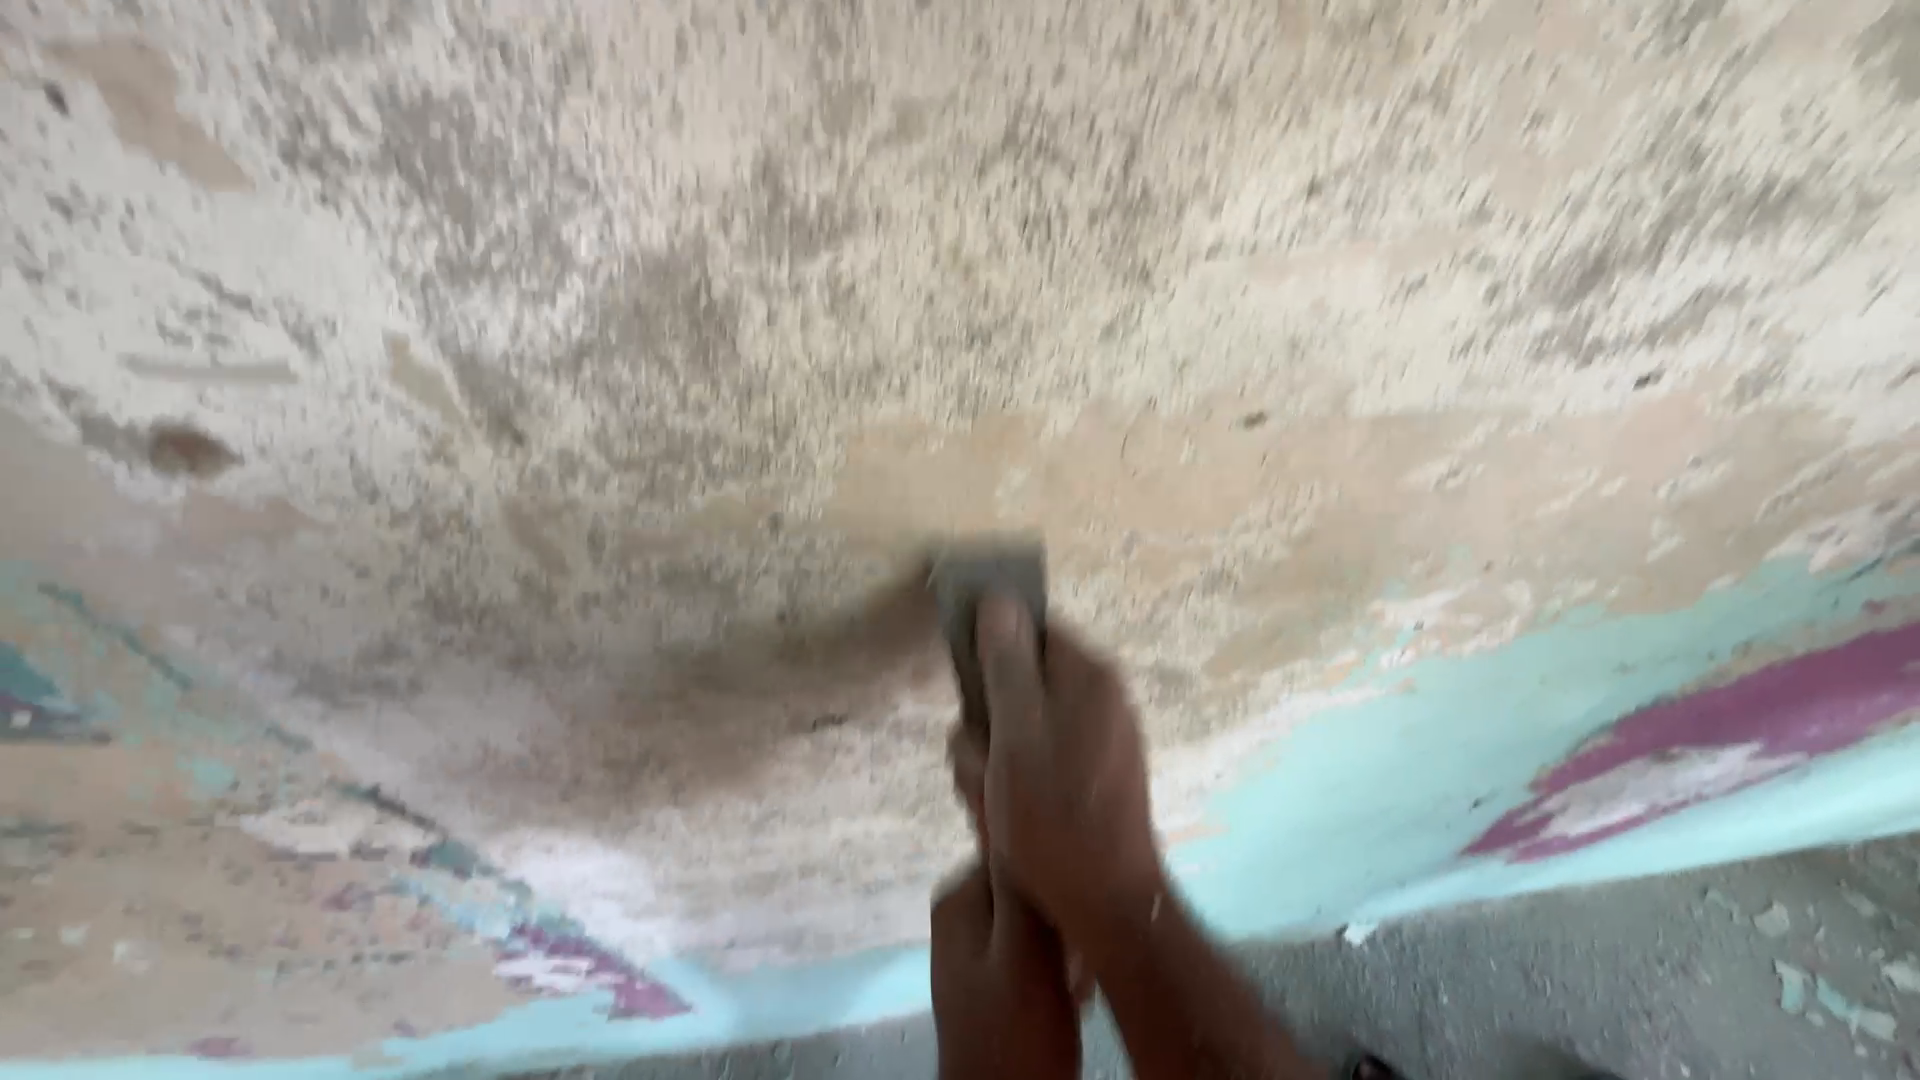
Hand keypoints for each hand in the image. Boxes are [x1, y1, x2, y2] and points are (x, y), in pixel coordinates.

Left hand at [930, 862, 1080, 1079]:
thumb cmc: (1015, 1035)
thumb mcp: (1024, 952)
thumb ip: (1021, 886)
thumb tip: (1021, 812)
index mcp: (959, 894)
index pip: (1018, 848)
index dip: (1058, 873)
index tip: (1084, 905)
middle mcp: (962, 909)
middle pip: (1029, 882)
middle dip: (1064, 913)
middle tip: (1082, 953)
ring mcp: (977, 943)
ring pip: (1039, 916)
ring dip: (1067, 944)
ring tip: (1080, 978)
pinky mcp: (996, 974)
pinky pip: (1037, 947)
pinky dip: (1060, 966)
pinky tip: (1075, 994)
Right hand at [949, 593, 1164, 943]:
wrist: (1105, 902)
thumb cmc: (1053, 814)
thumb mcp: (1015, 731)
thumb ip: (1005, 662)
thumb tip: (997, 598)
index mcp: (1088, 675)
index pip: (1030, 630)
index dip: (992, 654)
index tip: (970, 694)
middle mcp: (1102, 697)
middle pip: (1022, 682)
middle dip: (990, 718)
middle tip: (981, 761)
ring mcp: (1102, 738)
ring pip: (1024, 726)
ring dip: (996, 756)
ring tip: (991, 798)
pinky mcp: (1095, 775)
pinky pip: (1040, 759)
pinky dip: (1017, 780)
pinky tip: (1007, 814)